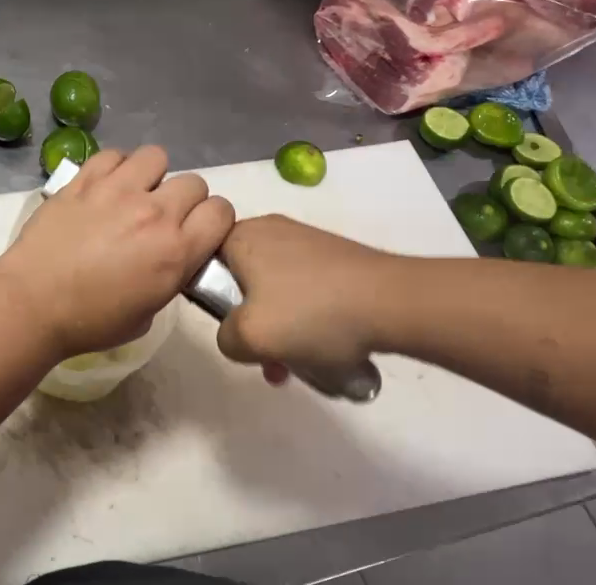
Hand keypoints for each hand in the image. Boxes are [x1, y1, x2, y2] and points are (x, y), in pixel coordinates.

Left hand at [0, 145, 234, 358]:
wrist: (34, 302)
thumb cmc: (91, 321)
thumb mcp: (149, 313)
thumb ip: (170, 276)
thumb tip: (172, 256)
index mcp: (176, 251)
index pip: (221, 211)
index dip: (213, 220)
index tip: (197, 231)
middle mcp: (154, 213)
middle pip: (193, 182)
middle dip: (185, 199)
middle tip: (162, 217)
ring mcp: (117, 190)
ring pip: (156, 156)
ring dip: (151, 175)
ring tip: (134, 193)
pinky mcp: (85, 179)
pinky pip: (114, 154)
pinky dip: (116, 166)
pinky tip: (105, 186)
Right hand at [215, 214, 397, 379]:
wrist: (391, 302)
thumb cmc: (310, 313)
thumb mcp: (249, 337)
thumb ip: (225, 338)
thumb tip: (236, 335)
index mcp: (241, 235)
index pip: (204, 260)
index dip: (210, 298)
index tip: (231, 329)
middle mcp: (270, 229)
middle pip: (242, 281)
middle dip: (253, 326)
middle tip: (270, 361)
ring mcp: (306, 241)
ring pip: (276, 291)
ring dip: (283, 330)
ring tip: (304, 365)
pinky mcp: (334, 258)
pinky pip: (306, 290)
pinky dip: (309, 319)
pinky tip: (327, 348)